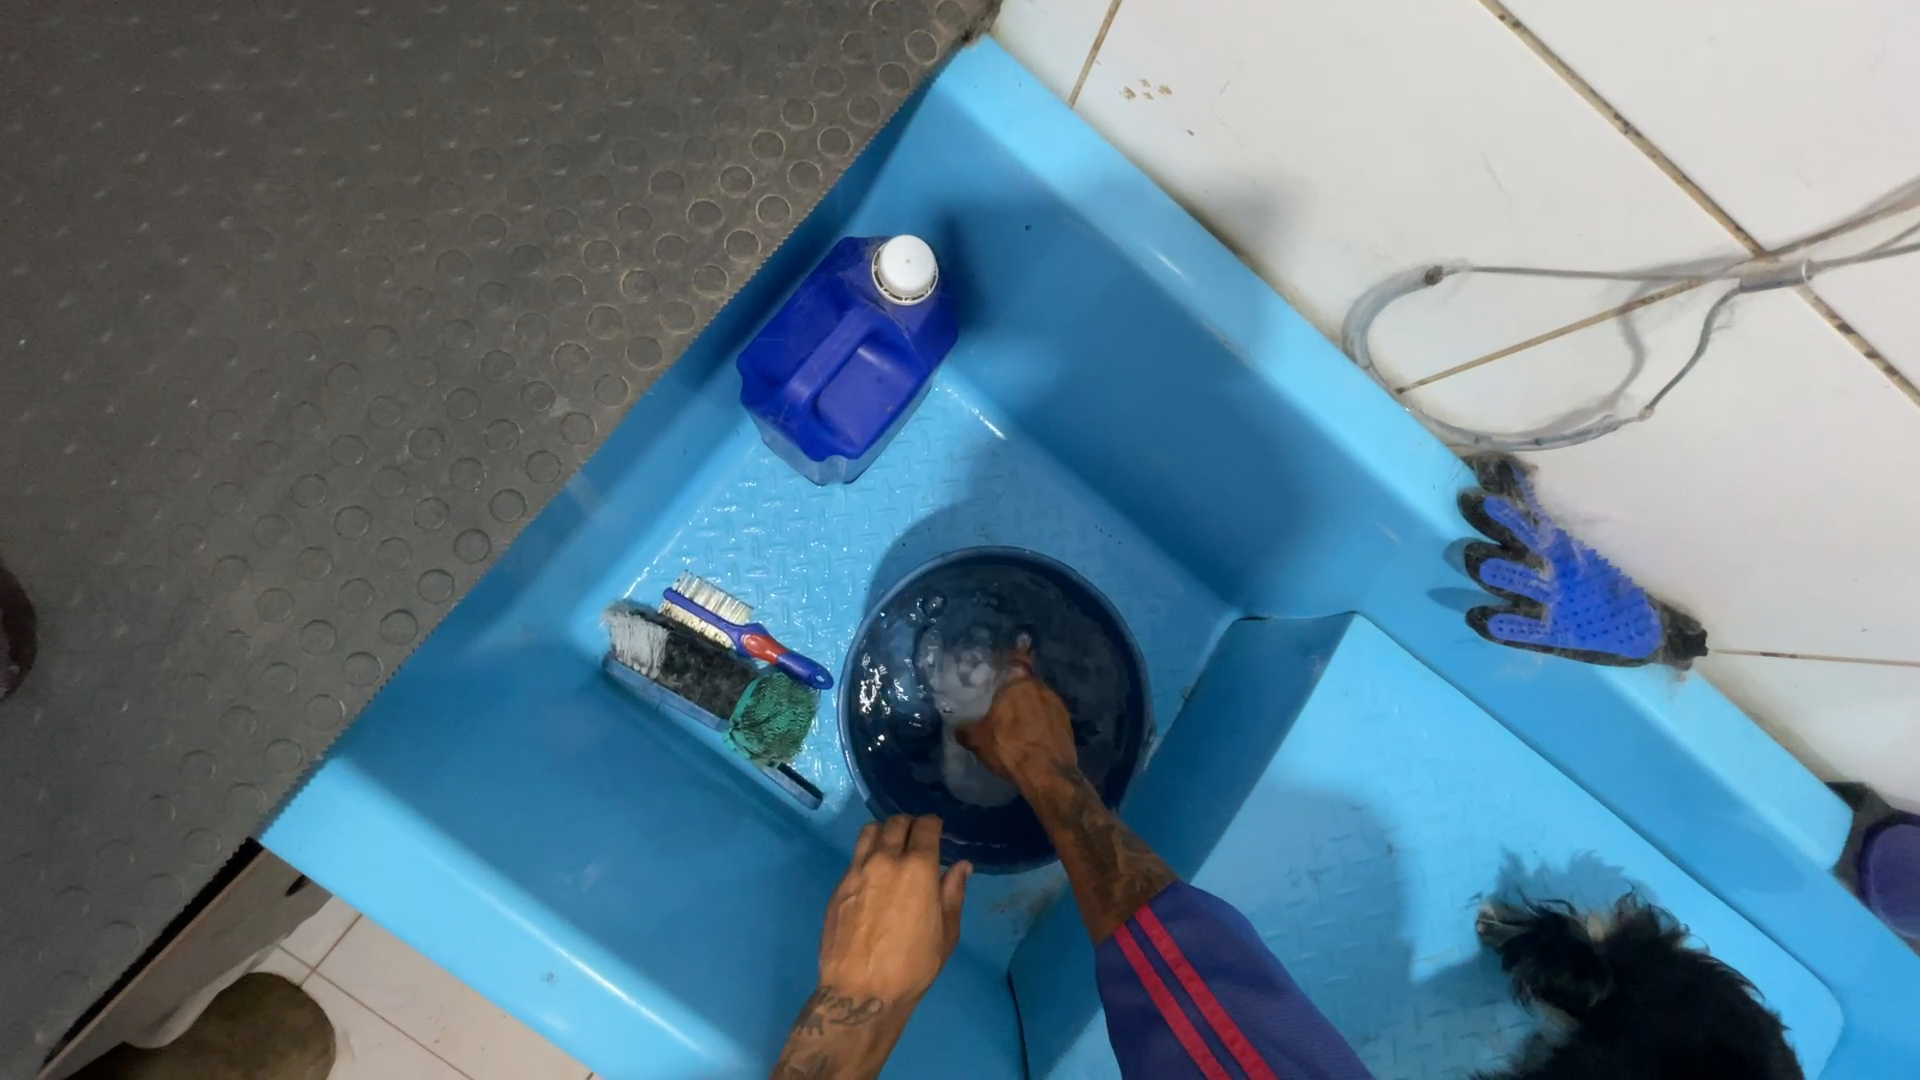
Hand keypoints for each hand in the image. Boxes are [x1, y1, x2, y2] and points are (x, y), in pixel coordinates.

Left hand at [816, 815, 971, 1005]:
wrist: (861, 993)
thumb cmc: (912, 967)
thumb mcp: (946, 933)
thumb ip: (953, 893)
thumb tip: (961, 866)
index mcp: (918, 868)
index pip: (925, 826)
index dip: (933, 824)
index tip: (936, 830)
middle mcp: (886, 859)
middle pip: (896, 822)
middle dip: (909, 825)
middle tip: (915, 839)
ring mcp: (858, 870)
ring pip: (870, 831)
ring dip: (884, 832)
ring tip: (890, 847)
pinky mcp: (839, 886)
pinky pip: (855, 857)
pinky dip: (867, 855)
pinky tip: (873, 876)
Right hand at [958, 647, 1076, 785]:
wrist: (1048, 774)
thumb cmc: (1010, 748)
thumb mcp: (979, 740)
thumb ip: (966, 730)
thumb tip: (958, 728)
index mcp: (1018, 683)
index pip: (1019, 658)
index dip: (1015, 655)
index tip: (1011, 655)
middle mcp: (1041, 688)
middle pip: (1028, 681)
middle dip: (1019, 688)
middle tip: (1007, 699)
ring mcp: (1058, 705)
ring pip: (1041, 698)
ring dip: (1032, 705)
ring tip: (1020, 721)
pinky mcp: (1068, 723)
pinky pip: (1050, 715)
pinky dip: (1042, 720)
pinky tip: (1034, 734)